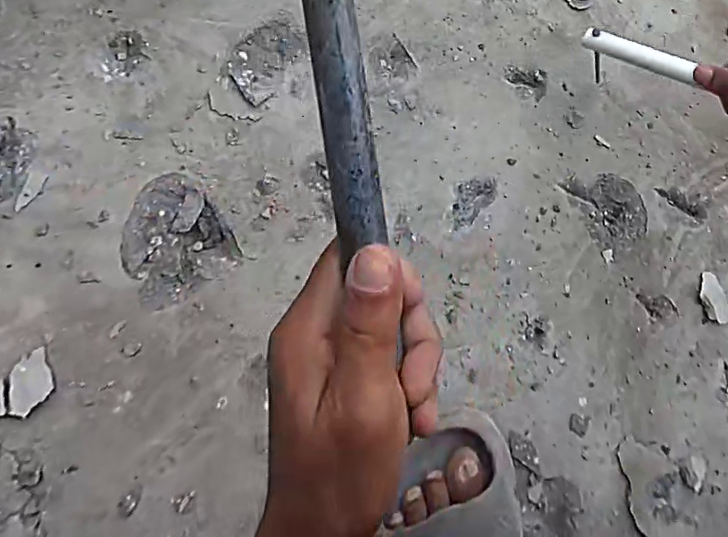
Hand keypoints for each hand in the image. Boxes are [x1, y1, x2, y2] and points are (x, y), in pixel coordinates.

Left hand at [258, 242, 443, 536]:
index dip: (389, 268)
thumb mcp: (364, 394)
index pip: (349, 256)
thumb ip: (370, 323)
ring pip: (397, 322)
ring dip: (419, 361)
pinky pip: (397, 352)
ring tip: (414, 405)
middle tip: (414, 374)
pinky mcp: (352, 373)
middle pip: (383, 289)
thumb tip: (375, 252)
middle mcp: (317, 334)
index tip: (409, 307)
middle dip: (414, 327)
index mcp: (308, 331)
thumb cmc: (340, 475)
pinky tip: (412, 415)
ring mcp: (335, 355)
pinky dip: (414, 380)